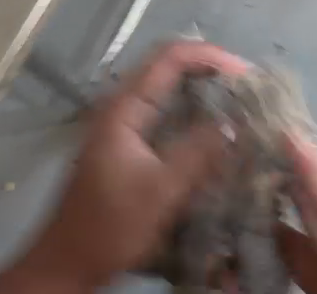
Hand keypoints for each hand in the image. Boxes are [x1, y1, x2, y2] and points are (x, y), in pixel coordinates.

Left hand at [0, 41, 250, 292]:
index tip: (245, 73)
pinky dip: (192, 113)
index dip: (209, 56)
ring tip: (239, 104)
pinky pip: (166, 112)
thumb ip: (197, 153)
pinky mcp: (129, 142)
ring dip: (203, 91)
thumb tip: (234, 123)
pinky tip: (215, 132)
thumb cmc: (110, 225)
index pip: (170, 57)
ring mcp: (124, 122)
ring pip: (169, 89)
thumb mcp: (160, 191)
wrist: (68, 261)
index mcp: (124, 105)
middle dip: (210, 71)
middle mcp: (122, 103)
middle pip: (170, 66)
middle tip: (248, 88)